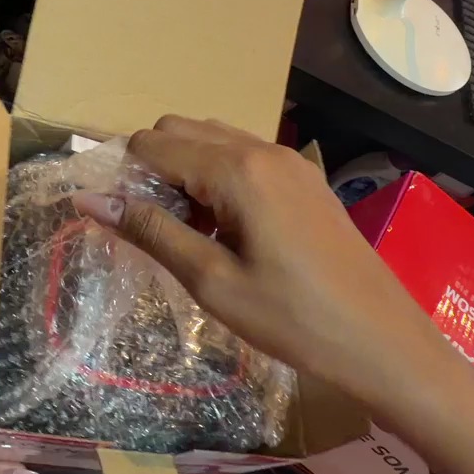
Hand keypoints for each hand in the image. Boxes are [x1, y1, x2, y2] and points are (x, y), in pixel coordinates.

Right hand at [73, 116, 449, 407]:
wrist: (385, 343)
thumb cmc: (292, 320)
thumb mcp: (211, 280)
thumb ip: (150, 231)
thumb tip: (88, 199)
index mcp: (236, 170)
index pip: (153, 145)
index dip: (126, 178)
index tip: (126, 224)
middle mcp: (262, 149)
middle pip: (180, 130)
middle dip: (154, 169)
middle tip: (157, 228)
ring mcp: (289, 161)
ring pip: (212, 140)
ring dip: (186, 172)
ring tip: (192, 233)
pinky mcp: (305, 179)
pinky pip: (243, 157)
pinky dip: (218, 178)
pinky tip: (228, 230)